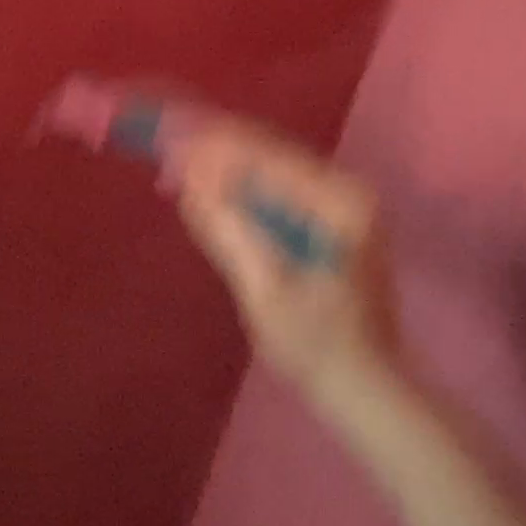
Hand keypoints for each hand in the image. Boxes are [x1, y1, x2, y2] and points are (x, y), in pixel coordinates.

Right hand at [168, 115, 396, 402]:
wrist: (365, 387)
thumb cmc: (316, 345)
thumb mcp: (264, 288)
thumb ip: (226, 224)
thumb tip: (187, 170)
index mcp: (338, 200)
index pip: (262, 152)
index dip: (209, 143)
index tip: (164, 138)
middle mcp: (344, 185)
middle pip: (264, 145)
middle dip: (210, 140)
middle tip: (160, 140)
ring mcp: (339, 197)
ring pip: (265, 157)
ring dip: (218, 155)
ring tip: (172, 155)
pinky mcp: (327, 212)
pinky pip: (271, 177)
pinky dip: (234, 176)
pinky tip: (203, 181)